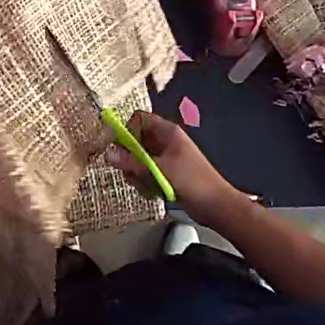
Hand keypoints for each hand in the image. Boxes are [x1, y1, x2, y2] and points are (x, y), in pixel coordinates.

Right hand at [108, 111, 244, 226]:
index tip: (123, 150)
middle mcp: (165, 141)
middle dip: (130, 159)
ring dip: (137, 174)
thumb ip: (132, 162)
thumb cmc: (191, 181)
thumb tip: (108, 152)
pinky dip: (145, 182)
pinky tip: (152, 192)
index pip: (139, 119)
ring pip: (139, 159)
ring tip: (146, 186)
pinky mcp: (166, 173)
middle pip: (136, 141)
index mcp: (167, 132)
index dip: (128, 132)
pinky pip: (146, 172)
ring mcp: (166, 158)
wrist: (216, 205)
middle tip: (133, 173)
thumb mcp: (159, 170)